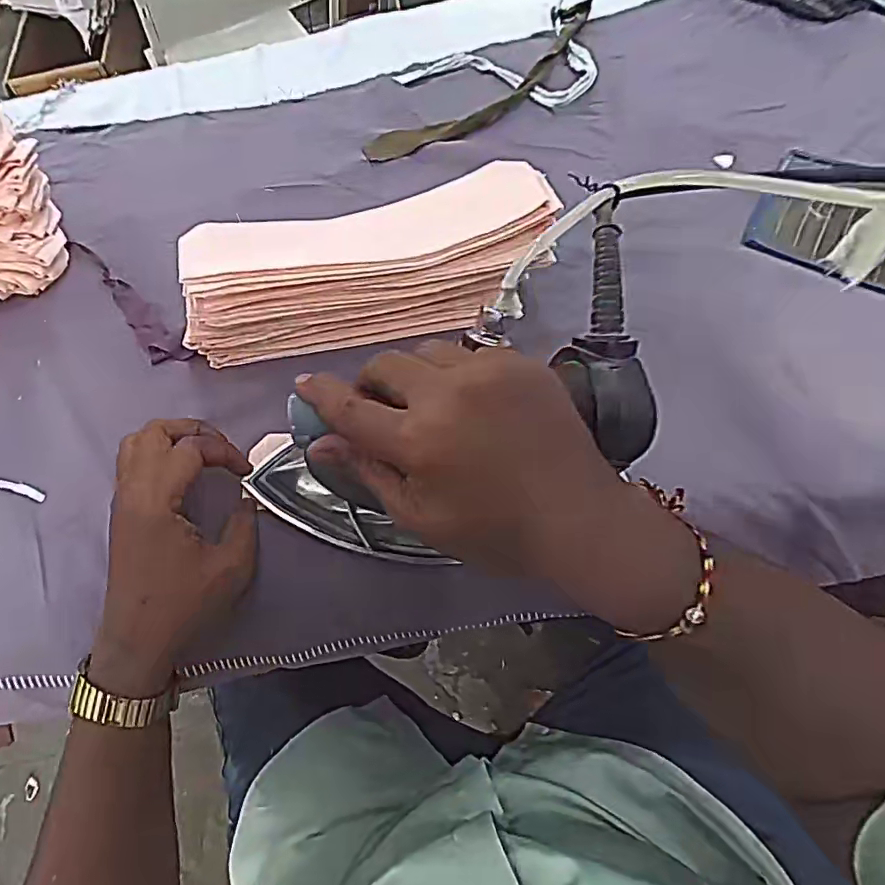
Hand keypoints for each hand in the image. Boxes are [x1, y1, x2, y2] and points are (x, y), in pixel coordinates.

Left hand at [92, 419, 257, 695]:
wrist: (136, 640)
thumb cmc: (182, 606)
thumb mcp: (230, 567)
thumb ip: (244, 524)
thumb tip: (245, 498)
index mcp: (155, 500)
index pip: (189, 448)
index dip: (224, 450)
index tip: (246, 472)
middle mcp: (131, 491)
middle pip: (154, 432)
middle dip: (194, 431)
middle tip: (224, 451)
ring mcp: (121, 500)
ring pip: (137, 442)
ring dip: (172, 438)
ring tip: (203, 455)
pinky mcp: (121, 512)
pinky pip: (132, 462)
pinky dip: (159, 454)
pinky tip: (184, 475)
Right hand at [297, 342, 701, 635]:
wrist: (579, 518)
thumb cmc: (495, 532)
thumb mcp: (421, 516)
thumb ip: (368, 472)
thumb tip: (320, 444)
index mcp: (419, 440)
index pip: (351, 408)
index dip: (322, 395)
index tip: (306, 385)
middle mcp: (448, 394)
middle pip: (385, 365)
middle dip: (369, 384)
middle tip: (377, 410)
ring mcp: (488, 372)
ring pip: (426, 352)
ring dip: (412, 375)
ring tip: (426, 405)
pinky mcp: (520, 364)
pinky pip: (469, 353)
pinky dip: (455, 373)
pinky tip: (470, 402)